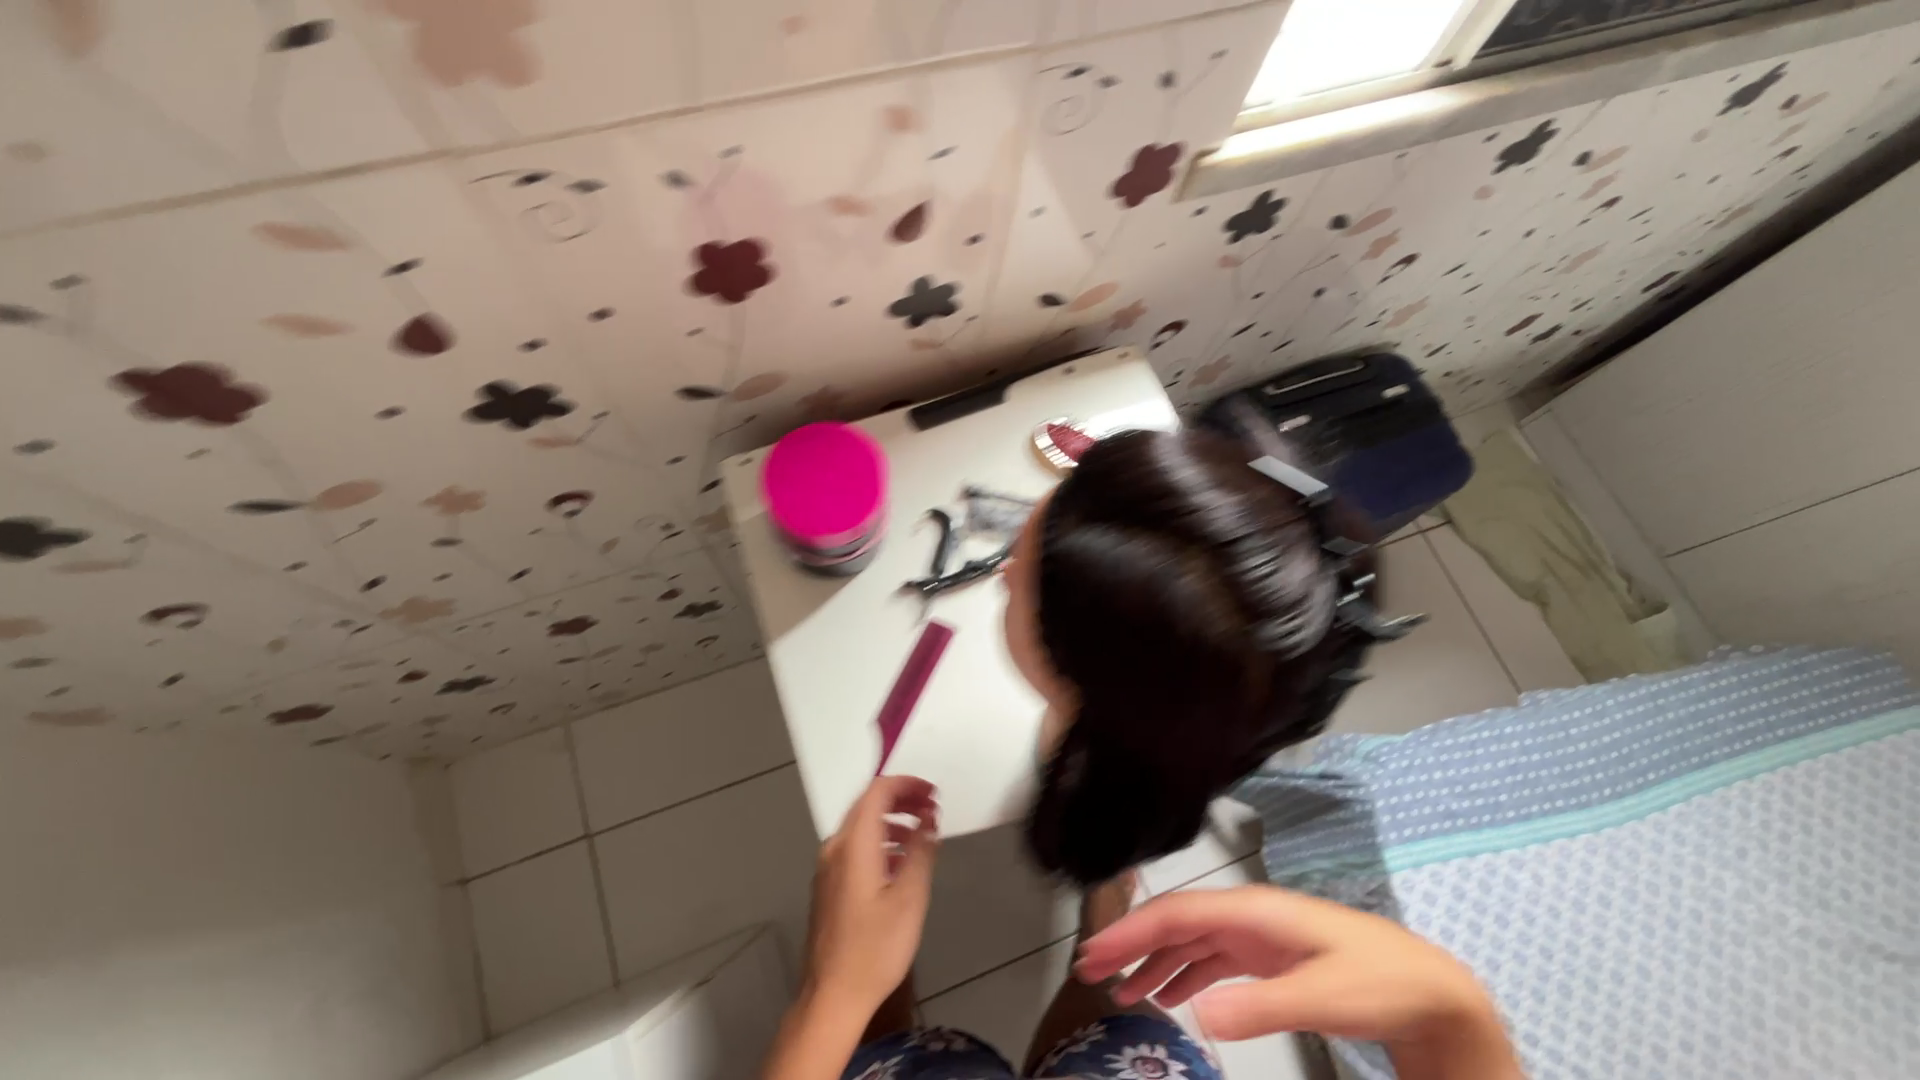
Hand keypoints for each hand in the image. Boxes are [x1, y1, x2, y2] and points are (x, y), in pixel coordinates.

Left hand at [803, 775, 939, 1015]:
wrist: (832, 996)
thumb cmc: (875, 948)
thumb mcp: (910, 898)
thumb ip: (920, 852)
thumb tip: (928, 820)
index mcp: (854, 845)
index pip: (877, 792)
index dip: (906, 784)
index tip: (934, 793)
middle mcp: (835, 848)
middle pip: (866, 805)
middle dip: (901, 800)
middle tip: (932, 809)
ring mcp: (827, 868)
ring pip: (860, 827)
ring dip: (891, 821)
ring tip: (922, 834)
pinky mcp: (828, 887)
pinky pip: (854, 848)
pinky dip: (879, 841)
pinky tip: (899, 863)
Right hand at [1075, 886, 1519, 1076]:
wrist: (1433, 993)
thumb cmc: (1382, 983)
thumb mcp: (1325, 997)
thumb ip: (1263, 1004)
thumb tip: (1198, 1014)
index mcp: (1253, 911)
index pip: (1178, 912)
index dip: (1132, 930)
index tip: (1096, 954)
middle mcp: (1247, 916)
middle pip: (1175, 922)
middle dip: (1131, 943)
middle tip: (1090, 972)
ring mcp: (1257, 937)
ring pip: (1189, 942)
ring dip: (1153, 963)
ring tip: (1120, 993)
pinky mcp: (1268, 959)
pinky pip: (1210, 962)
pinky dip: (1182, 976)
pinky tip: (1167, 998)